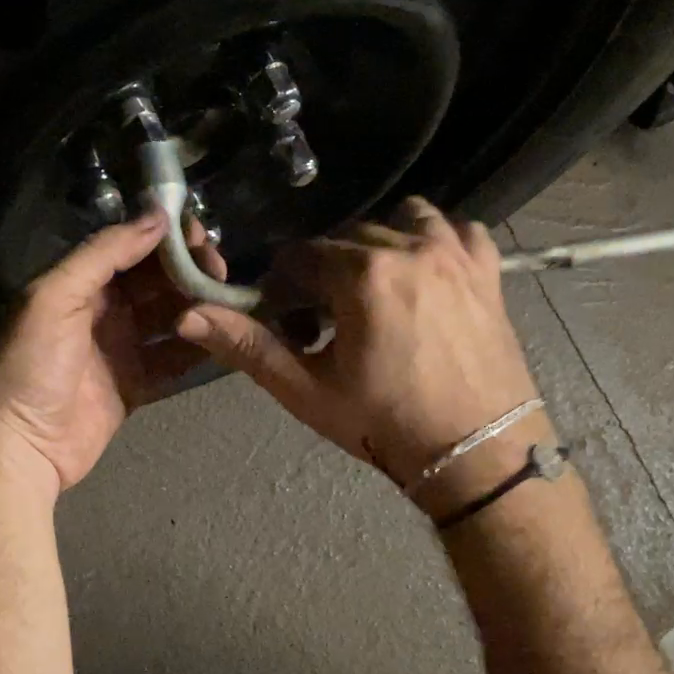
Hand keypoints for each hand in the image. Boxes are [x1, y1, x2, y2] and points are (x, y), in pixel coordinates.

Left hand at [0, 210, 226, 500]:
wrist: (18, 446)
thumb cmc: (30, 365)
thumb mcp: (55, 297)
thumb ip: (103, 254)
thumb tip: (156, 215)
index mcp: (76, 284)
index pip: (128, 249)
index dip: (163, 239)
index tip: (200, 235)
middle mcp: (99, 311)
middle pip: (152, 282)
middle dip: (187, 271)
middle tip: (222, 269)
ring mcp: (117, 350)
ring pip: (166, 318)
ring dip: (196, 307)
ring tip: (230, 300)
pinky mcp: (133, 386)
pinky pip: (170, 361)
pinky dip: (194, 349)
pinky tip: (224, 337)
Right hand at [175, 196, 542, 513]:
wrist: (477, 454)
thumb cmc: (385, 425)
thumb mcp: (306, 391)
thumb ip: (248, 346)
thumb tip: (186, 316)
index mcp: (362, 275)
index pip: (301, 255)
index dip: (285, 285)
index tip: (288, 319)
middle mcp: (410, 248)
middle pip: (347, 236)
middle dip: (326, 268)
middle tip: (324, 317)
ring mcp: (455, 255)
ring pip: (402, 219)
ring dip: (377, 243)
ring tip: (372, 291)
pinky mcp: (487, 271)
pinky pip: (456, 229)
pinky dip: (433, 241)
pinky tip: (423, 275)